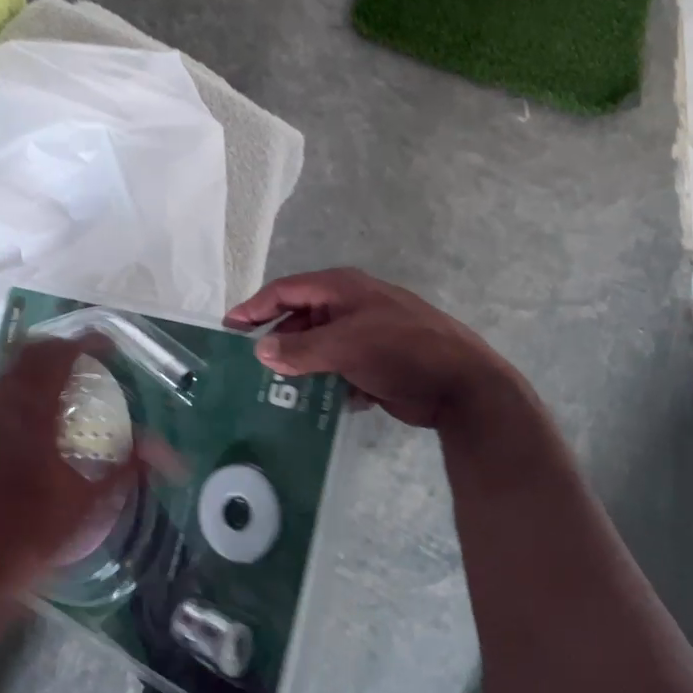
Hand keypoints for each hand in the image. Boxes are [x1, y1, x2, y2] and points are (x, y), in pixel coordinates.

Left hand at [0, 337, 142, 594]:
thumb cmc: (20, 540)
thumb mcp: (82, 509)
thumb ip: (124, 470)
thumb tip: (165, 451)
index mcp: (30, 412)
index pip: (59, 355)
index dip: (86, 342)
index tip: (109, 346)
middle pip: (28, 355)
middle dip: (60, 350)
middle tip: (87, 363)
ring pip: (7, 375)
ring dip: (35, 371)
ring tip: (63, 389)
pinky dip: (18, 394)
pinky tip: (31, 426)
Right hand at [227, 268, 514, 428]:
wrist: (463, 386)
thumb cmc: (402, 351)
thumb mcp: (346, 346)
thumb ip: (300, 350)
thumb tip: (260, 352)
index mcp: (342, 289)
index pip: (286, 291)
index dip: (256, 308)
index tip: (229, 329)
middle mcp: (350, 307)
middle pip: (300, 319)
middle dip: (274, 340)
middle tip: (244, 364)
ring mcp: (363, 336)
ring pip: (317, 347)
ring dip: (296, 365)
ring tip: (267, 389)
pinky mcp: (374, 365)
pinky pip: (335, 369)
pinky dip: (320, 382)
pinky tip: (305, 403)